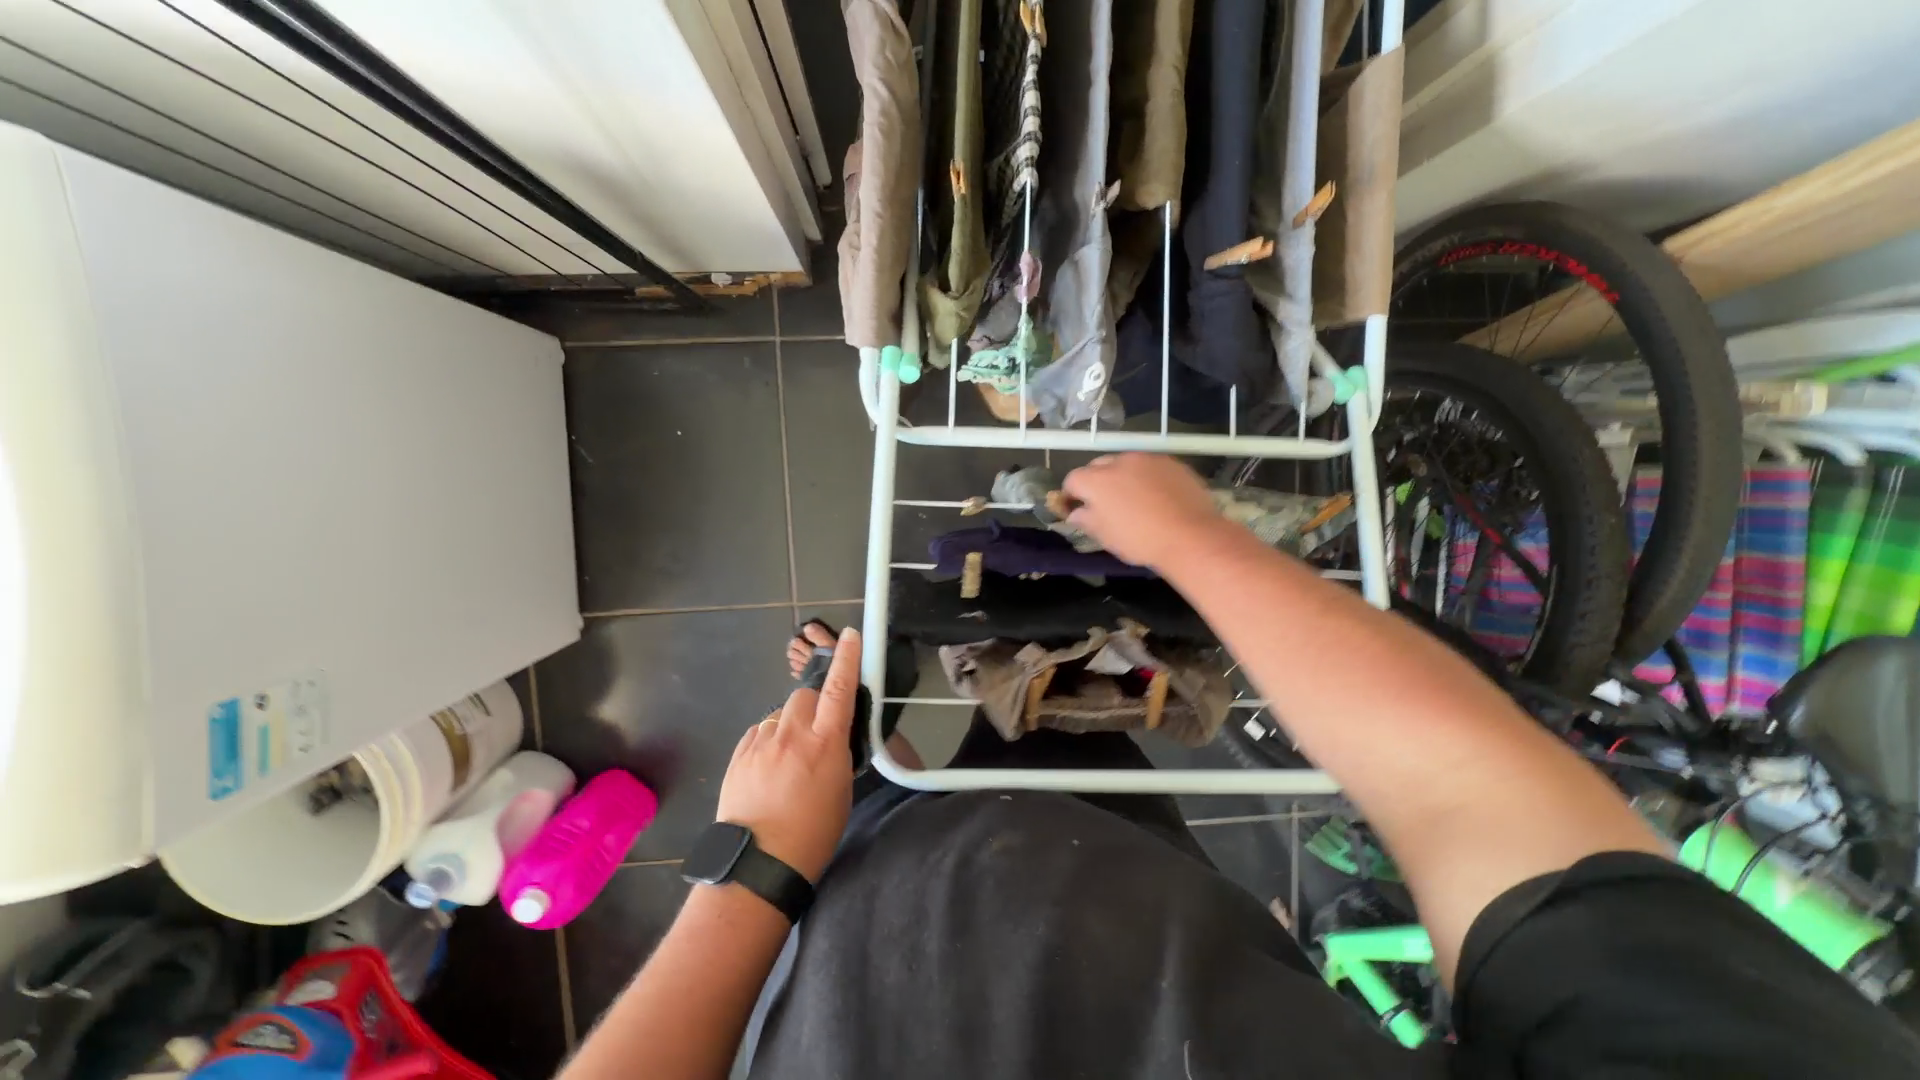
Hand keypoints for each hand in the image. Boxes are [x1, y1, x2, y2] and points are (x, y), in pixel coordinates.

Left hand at [715, 629, 861, 882]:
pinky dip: (767, 742)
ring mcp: (761, 743)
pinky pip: (758, 733)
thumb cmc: (814, 834)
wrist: (760, 863)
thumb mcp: (841, 791)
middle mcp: (792, 735)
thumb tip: (832, 739)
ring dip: (788, 728)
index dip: (848, 659)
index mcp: (825, 744)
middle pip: (804, 697)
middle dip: (813, 708)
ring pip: (779, 716)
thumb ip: (837, 755)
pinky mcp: (739, 755)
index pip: (840, 689)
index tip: (850, 635)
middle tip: (815, 736)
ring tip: (788, 762)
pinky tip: (768, 769)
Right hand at [1063, 453, 1223, 568]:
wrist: (1190, 536)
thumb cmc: (1140, 540)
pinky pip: (1150, 466)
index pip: (1072, 479)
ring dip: (1123, 476)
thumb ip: (1085, 519)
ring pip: (1126, 463)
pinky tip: (1158, 496)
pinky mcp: (1171, 462)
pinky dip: (1147, 477)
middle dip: (1097, 481)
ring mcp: (1147, 459)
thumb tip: (1075, 512)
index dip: (1072, 494)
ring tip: (1135, 499)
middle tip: (1106, 504)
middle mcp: (1119, 461)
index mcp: (1096, 480)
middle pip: (1098, 466)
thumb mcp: (1105, 537)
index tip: (1077, 508)